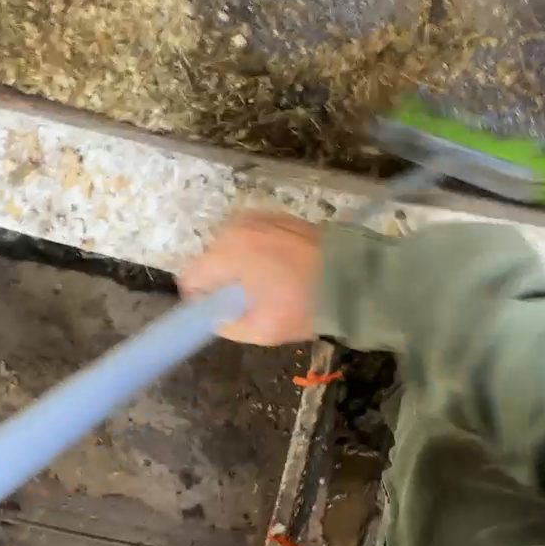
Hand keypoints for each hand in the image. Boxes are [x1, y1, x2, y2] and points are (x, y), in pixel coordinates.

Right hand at [178, 210, 322, 344]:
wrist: (354, 277)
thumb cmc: (305, 305)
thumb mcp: (262, 330)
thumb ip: (227, 325)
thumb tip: (214, 318)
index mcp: (228, 254)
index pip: (190, 277)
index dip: (199, 299)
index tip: (218, 312)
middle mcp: (236, 228)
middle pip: (209, 259)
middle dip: (221, 280)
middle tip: (248, 301)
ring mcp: (258, 217)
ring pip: (230, 246)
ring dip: (238, 265)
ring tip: (266, 285)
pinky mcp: (277, 215)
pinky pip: (252, 236)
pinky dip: (256, 252)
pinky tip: (279, 269)